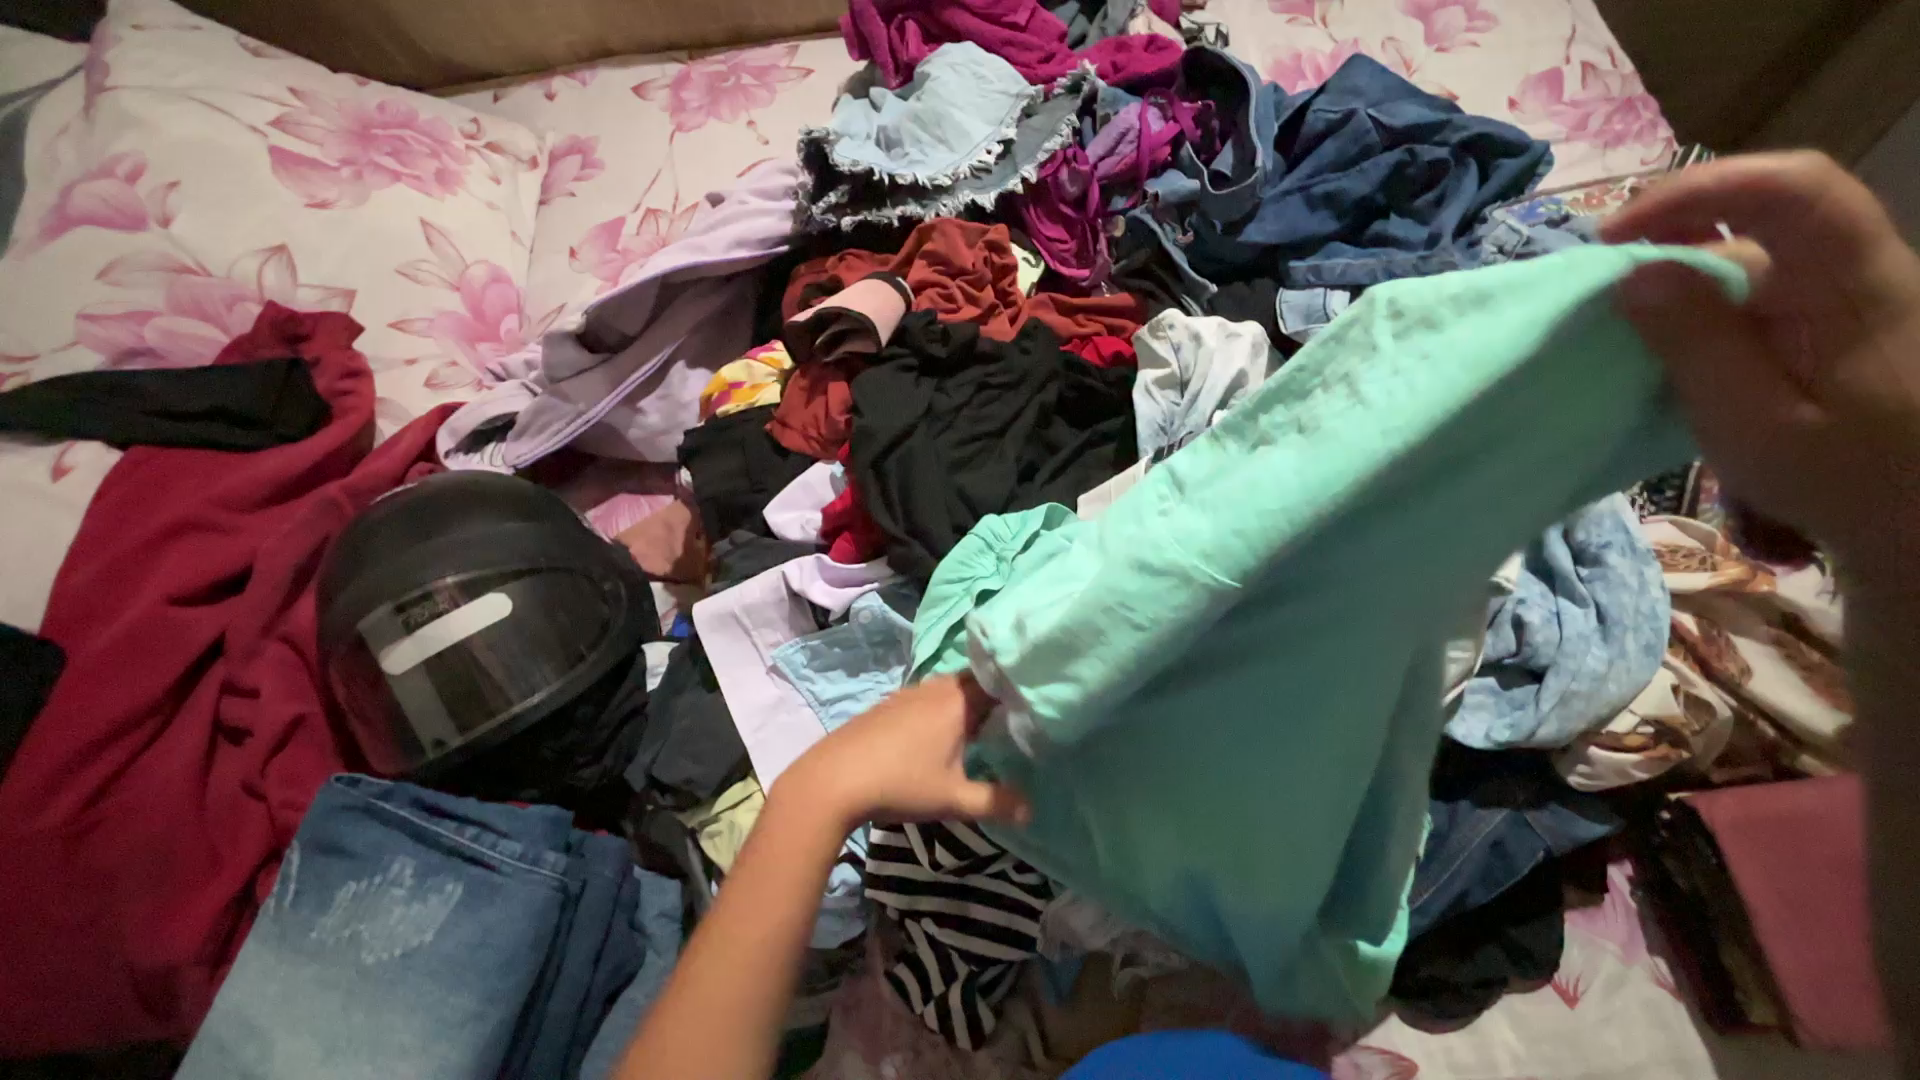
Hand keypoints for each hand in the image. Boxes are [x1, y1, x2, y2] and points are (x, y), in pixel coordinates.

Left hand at [774, 674, 1031, 831]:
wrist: (832, 779)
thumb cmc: (900, 783)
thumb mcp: (954, 799)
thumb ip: (996, 802)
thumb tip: (1032, 810)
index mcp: (957, 701)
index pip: (996, 680)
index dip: (1015, 687)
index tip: (1033, 702)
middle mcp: (934, 689)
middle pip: (972, 681)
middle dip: (991, 696)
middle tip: (1010, 718)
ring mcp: (906, 694)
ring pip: (946, 689)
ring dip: (962, 702)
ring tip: (978, 728)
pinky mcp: (885, 706)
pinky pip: (924, 698)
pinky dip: (938, 709)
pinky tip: (935, 735)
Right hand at [1602, 151, 1919, 575]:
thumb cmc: (1843, 475)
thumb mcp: (1753, 421)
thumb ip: (1697, 343)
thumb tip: (1635, 273)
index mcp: (1851, 285)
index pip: (1792, 188)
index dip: (1698, 188)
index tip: (1613, 237)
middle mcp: (1852, 271)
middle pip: (1760, 215)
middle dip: (1668, 233)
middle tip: (1596, 282)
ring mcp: (1841, 295)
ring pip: (1750, 254)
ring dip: (1676, 276)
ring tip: (1617, 322)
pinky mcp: (1826, 321)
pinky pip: (1752, 288)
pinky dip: (1694, 304)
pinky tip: (1662, 343)